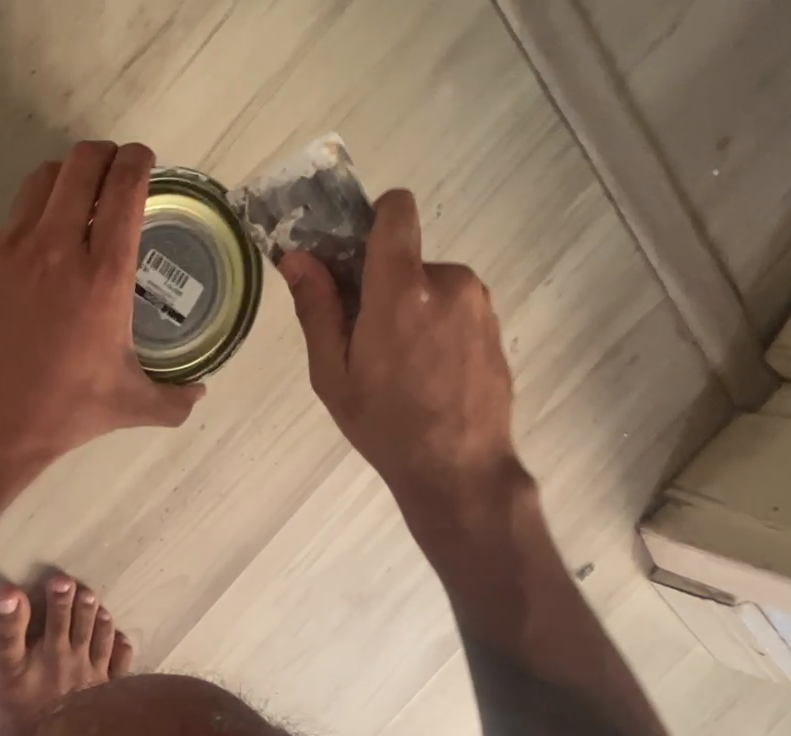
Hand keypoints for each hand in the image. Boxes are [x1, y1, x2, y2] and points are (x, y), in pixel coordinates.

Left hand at [0, 141, 204, 469]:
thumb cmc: (64, 412)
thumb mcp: (130, 406)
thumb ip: (175, 399)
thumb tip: (201, 393)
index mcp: (102, 276)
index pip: (124, 188)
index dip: (138, 162)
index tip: (144, 162)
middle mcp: (56, 250)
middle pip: (81, 164)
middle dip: (104, 155)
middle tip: (114, 172)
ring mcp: (12, 253)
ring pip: (42, 181)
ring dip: (66, 176)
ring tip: (78, 197)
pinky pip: (13, 219)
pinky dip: (34, 216)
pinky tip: (42, 248)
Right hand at [280, 190, 521, 507]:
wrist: (458, 467)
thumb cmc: (384, 425)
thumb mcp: (332, 375)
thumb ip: (317, 309)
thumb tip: (296, 258)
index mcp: (402, 290)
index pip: (396, 211)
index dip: (372, 220)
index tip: (353, 256)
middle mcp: (449, 282)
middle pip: (406, 260)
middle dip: (384, 288)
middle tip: (366, 343)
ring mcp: (479, 304)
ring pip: (431, 287)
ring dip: (411, 311)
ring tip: (400, 367)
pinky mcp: (495, 325)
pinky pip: (455, 309)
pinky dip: (436, 329)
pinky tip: (427, 376)